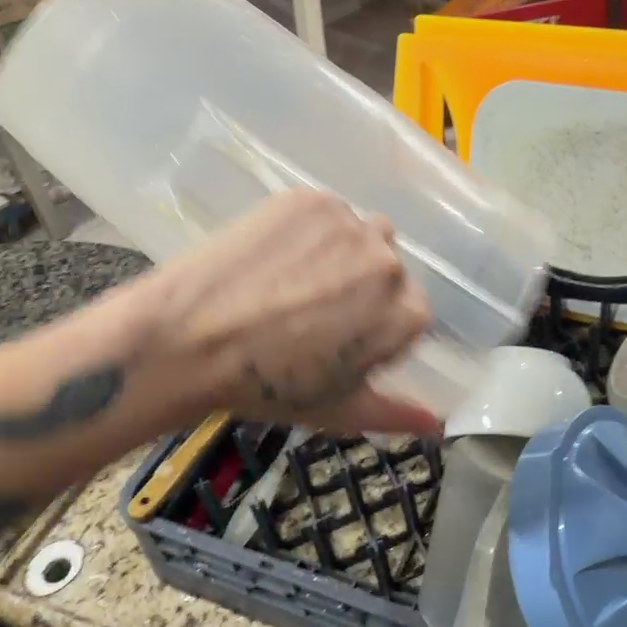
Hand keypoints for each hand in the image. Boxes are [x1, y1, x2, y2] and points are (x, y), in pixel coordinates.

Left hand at [132, 189, 438, 434]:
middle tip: (310, 311)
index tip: (339, 339)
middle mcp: (388, 262)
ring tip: (291, 280)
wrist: (187, 338)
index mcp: (405, 314)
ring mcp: (349, 225)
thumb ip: (397, 414)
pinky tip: (273, 256)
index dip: (374, 326)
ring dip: (338, 252)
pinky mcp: (310, 199)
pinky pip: (324, 213)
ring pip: (358, 235)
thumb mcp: (338, 409)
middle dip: (359, 287)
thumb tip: (438, 426)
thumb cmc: (266, 386)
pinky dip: (306, 230)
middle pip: (386, 268)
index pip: (409, 312)